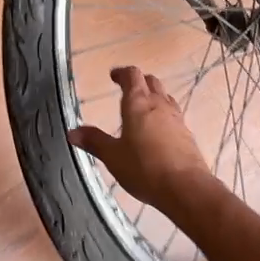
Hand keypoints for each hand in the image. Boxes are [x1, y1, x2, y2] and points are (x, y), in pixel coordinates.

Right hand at [68, 66, 216, 211]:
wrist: (186, 187)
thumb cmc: (144, 168)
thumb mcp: (113, 156)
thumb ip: (94, 142)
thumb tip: (72, 133)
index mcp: (138, 103)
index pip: (132, 75)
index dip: (122, 73)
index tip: (113, 76)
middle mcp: (159, 104)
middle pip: (151, 81)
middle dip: (139, 82)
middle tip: (128, 90)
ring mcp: (176, 118)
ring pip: (165, 97)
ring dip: (154, 97)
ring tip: (143, 110)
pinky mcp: (187, 135)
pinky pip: (174, 116)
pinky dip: (164, 116)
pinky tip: (159, 133)